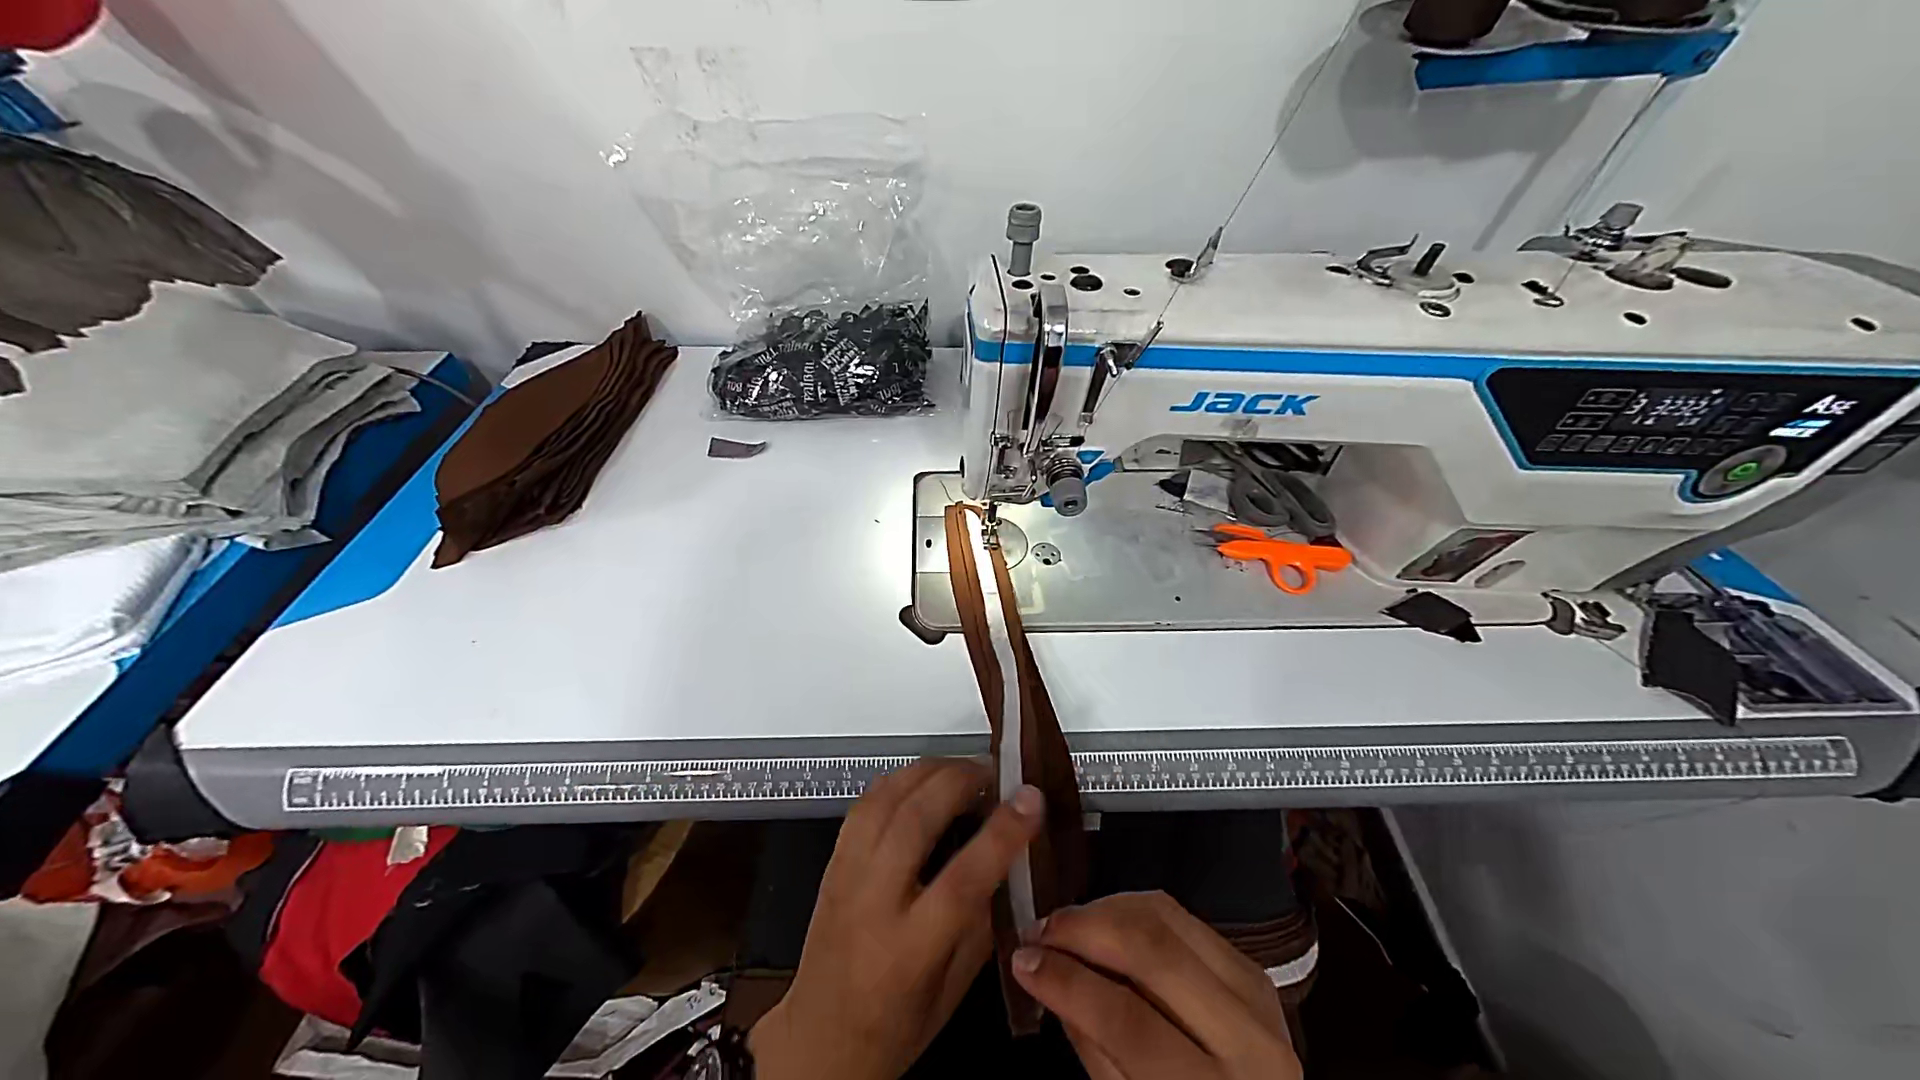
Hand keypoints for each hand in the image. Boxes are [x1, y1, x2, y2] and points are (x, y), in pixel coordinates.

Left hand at [749, 758, 1044, 1079]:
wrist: (819, 1038)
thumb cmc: (893, 1024)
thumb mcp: (955, 987)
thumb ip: (984, 920)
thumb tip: (1012, 857)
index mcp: (909, 949)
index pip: (962, 878)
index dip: (1002, 833)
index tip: (1029, 800)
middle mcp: (872, 903)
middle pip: (915, 820)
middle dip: (960, 781)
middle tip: (992, 772)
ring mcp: (846, 875)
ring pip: (885, 799)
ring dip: (928, 771)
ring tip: (961, 769)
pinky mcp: (831, 861)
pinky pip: (864, 803)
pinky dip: (898, 780)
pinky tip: (921, 779)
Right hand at [1012, 891, 1302, 1079]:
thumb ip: (1092, 1044)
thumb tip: (1048, 972)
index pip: (1129, 1020)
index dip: (1068, 982)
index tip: (1022, 960)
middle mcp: (1249, 1034)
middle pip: (1151, 948)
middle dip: (1082, 928)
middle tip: (1039, 930)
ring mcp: (1256, 991)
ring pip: (1164, 915)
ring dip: (1102, 908)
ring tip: (1063, 925)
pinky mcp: (1249, 963)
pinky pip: (1179, 914)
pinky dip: (1130, 908)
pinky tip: (1100, 922)